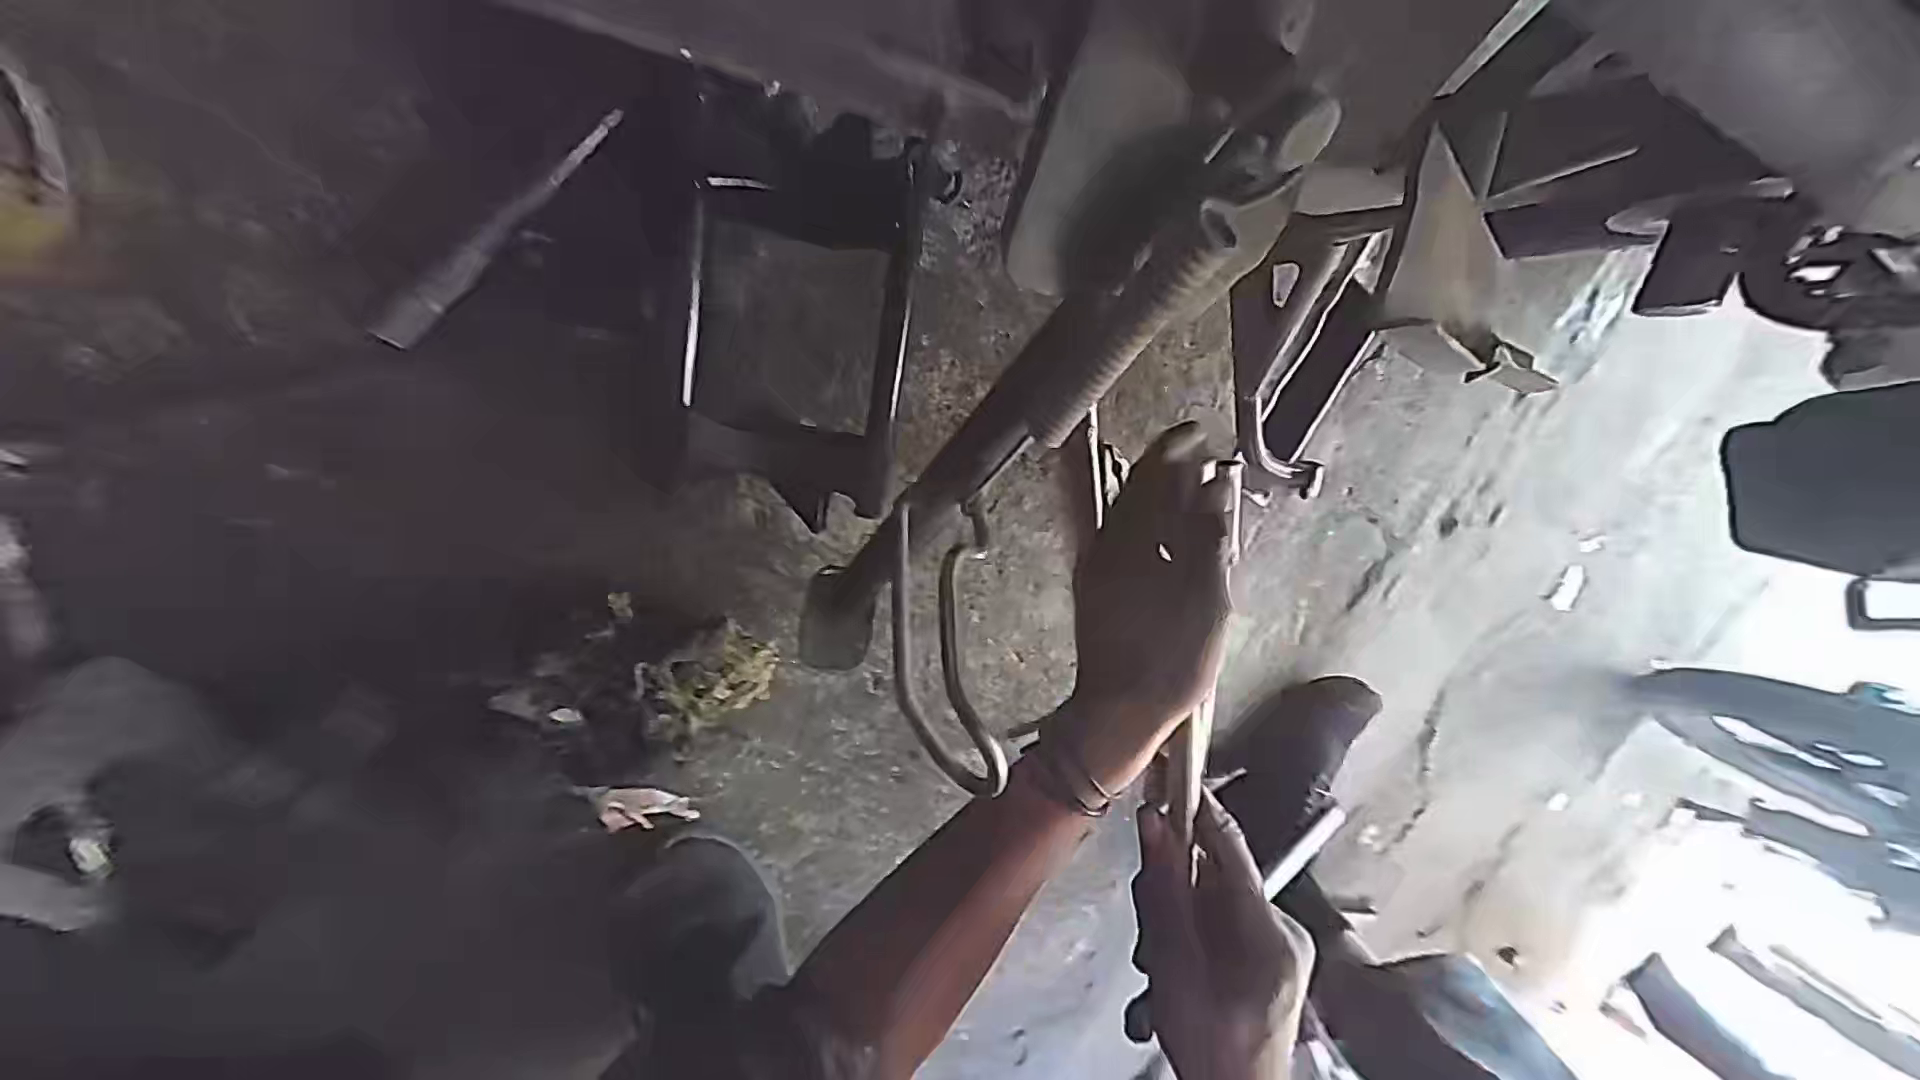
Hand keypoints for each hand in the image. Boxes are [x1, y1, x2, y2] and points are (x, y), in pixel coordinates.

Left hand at [1060, 421, 1233, 790]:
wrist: (1118, 707)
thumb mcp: (1207, 602)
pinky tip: (1149, 524)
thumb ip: (1209, 539)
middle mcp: (1108, 547)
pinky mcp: (1090, 585)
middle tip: (1189, 455)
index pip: (1154, 478)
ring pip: (1119, 511)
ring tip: (1174, 483)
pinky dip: (1133, 518)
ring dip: (1146, 491)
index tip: (1193, 434)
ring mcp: (1095, 566)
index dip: (1174, 451)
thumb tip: (1214, 489)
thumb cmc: (1169, 664)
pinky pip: (1111, 534)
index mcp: (1137, 545)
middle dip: (1160, 467)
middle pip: (1133, 490)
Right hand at [1133, 791, 1313, 1079]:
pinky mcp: (1273, 953)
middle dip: (1173, 888)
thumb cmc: (1209, 1044)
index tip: (1170, 770)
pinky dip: (1193, 930)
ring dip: (1178, 916)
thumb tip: (1152, 819)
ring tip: (1160, 962)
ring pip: (1213, 897)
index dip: (1198, 803)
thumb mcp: (1172, 960)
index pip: (1228, 842)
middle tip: (1151, 926)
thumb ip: (1162, 886)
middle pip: (1213, 873)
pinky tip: (1177, 965)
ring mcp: (1281, 942)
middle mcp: (1283, 927)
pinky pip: (1222, 918)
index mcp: (1267, 929)